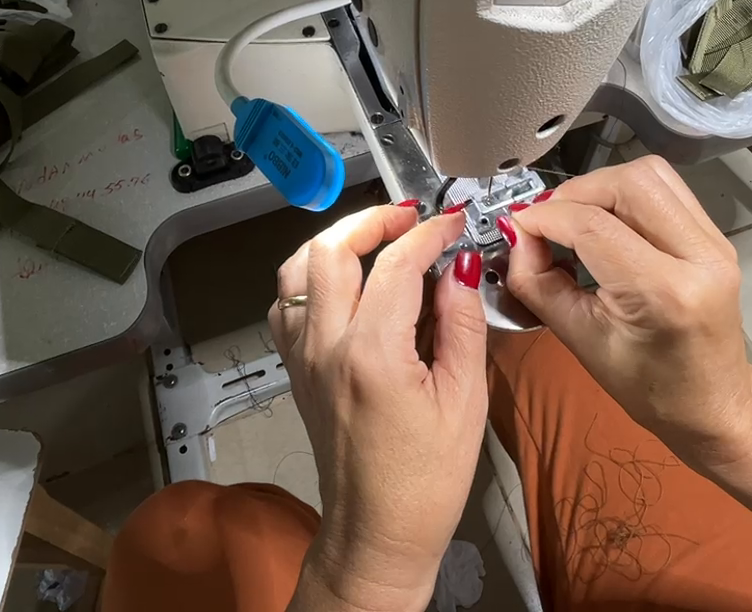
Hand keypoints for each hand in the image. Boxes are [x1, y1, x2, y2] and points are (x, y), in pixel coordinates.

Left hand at [270, 206, 487, 610]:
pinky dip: (310, 277)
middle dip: (372, 219)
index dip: (428, 233)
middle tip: (409, 217)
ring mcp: (301, 355)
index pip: (396, 264)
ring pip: (297, 269)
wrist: (376, 533)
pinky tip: (343, 283)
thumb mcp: (465, 400)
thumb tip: (459, 265)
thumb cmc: (428, 478)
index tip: (452, 222)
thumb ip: (461, 322)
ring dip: (335, 240)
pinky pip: (286, 303)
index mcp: (372, 353)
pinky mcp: (293, 367)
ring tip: (374, 238)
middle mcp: (325, 344)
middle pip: (330, 249)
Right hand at [500, 156, 751, 473]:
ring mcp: (714, 241)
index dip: (543, 217)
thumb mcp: (578, 339)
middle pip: (626, 183)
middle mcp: (699, 257)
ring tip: (576, 218)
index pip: (591, 225)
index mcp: (664, 293)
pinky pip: (664, 187)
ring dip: (600, 186)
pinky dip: (623, 192)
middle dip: (575, 192)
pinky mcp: (714, 235)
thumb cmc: (648, 386)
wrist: (716, 405)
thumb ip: (537, 282)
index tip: (517, 227)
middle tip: (548, 220)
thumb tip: (516, 234)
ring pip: (648, 174)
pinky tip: (605, 221)